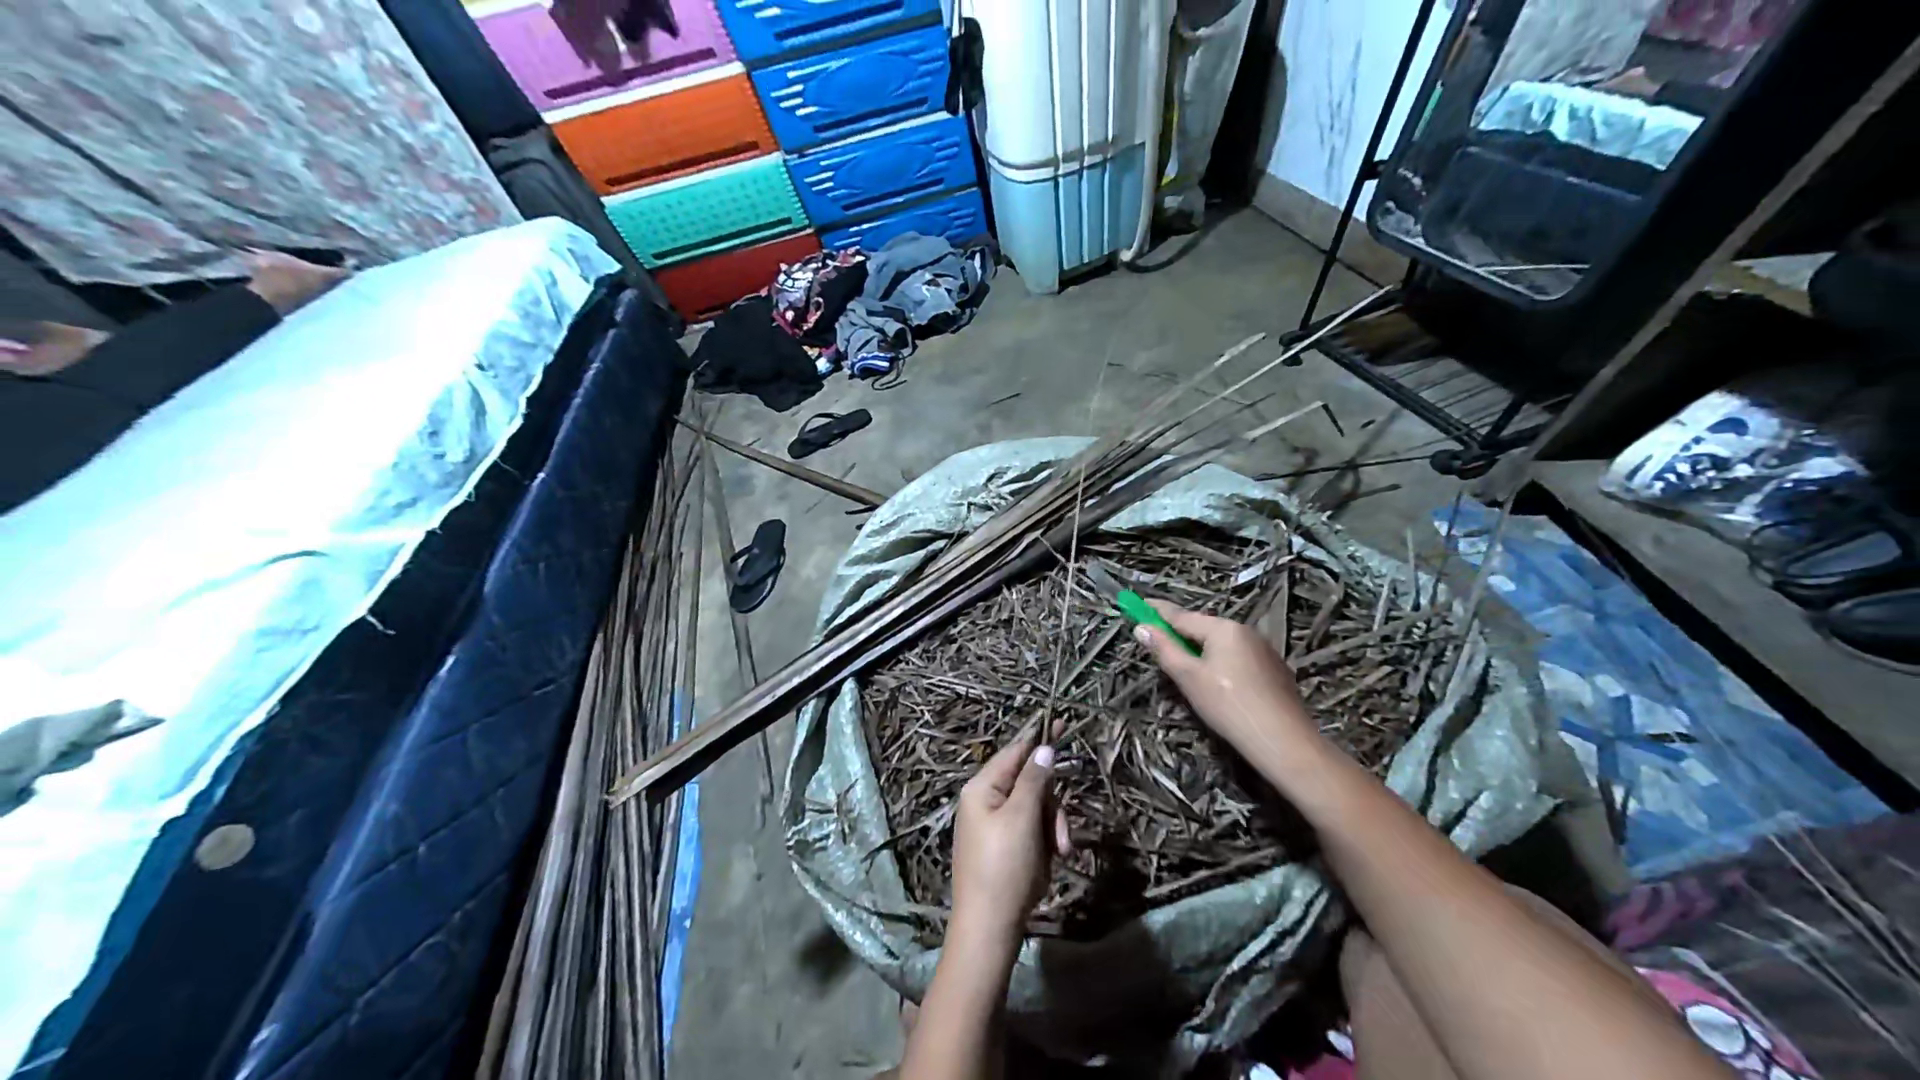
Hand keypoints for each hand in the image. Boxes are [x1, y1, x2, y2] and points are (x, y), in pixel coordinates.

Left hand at [949, 732, 1071, 946]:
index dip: (1040, 739)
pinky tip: (1049, 864)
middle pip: (1030, 783)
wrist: (989, 929)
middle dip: (1051, 806)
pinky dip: (1045, 843)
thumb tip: (1042, 747)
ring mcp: (994, 826)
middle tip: (1060, 836)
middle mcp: (985, 802)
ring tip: (1058, 855)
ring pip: (1036, 810)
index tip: (1064, 723)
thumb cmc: (1004, 867)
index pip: (1015, 752)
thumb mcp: (1022, 819)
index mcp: (981, 788)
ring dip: (1052, 829)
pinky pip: (1032, 832)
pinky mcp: (1004, 848)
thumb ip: (1034, 781)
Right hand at [1135, 601, 1320, 764]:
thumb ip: (1165, 649)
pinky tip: (1218, 683)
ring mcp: (1264, 651)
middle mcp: (1246, 632)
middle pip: (1203, 628)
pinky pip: (1238, 658)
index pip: (1181, 615)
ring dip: (1201, 649)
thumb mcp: (1188, 677)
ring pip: (1222, 644)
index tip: (1138, 603)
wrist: (1283, 741)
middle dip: (1180, 633)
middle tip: (1158, 642)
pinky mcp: (1275, 671)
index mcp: (1223, 629)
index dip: (1157, 611)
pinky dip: (1220, 663)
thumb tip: (1142, 627)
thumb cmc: (1228, 705)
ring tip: (1185, 667)